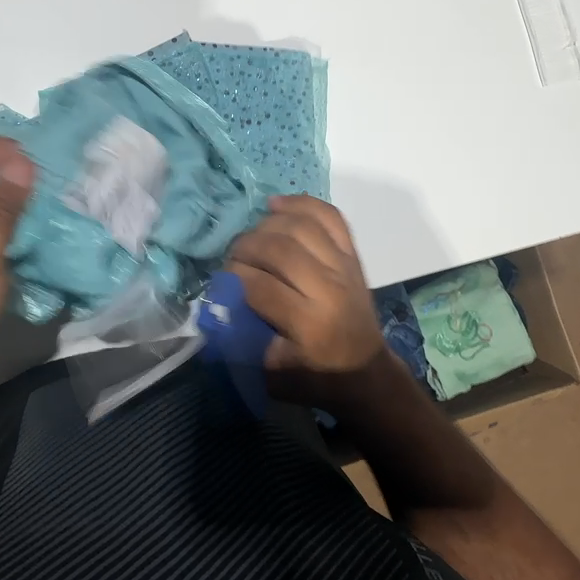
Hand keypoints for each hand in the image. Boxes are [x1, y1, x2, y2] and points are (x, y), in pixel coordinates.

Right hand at [227, 196, 393, 407]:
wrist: (365, 370)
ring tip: (252, 237)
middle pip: (280, 249)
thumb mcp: (271, 375)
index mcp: (310, 324)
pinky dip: (301, 203)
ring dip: (267, 225)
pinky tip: (276, 206)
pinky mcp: (352, 254)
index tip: (221, 281)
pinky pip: (329, 215)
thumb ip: (241, 344)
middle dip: (245, 247)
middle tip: (232, 258)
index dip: (234, 277)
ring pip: (302, 226)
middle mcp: (330, 289)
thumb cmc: (313, 376)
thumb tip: (214, 309)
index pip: (262, 286)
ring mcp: (344, 267)